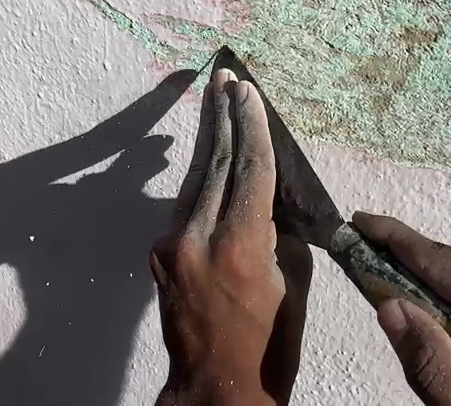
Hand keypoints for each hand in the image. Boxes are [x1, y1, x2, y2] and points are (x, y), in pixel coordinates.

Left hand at [151, 68, 311, 405]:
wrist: (216, 389)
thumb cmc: (269, 344)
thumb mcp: (292, 285)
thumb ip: (277, 231)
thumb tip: (266, 196)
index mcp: (240, 246)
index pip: (249, 169)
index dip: (251, 127)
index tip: (248, 92)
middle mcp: (199, 237)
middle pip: (214, 161)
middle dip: (223, 115)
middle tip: (226, 77)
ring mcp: (172, 243)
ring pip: (195, 177)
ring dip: (208, 138)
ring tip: (217, 99)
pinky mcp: (158, 251)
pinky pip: (185, 204)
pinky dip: (201, 179)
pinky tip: (210, 156)